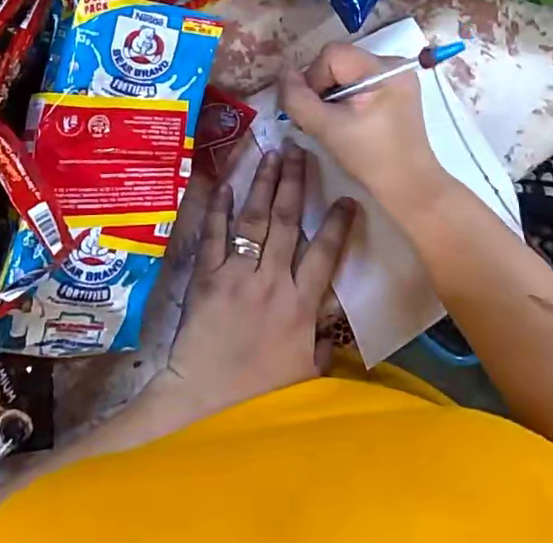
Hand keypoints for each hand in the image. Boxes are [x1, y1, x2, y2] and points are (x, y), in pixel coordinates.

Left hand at [147, 145, 355, 426]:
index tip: (348, 197)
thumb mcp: (305, 374)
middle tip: (300, 150)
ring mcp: (236, 274)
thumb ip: (321, 344)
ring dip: (263, 184)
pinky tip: (224, 184)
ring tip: (271, 154)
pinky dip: (218, 209)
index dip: (338, 223)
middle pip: (287, 221)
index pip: (325, 253)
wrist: (204, 401)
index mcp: (300, 305)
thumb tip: (332, 324)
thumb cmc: (259, 394)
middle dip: (294, 182)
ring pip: (253, 219)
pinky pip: (213, 235)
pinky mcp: (205, 276)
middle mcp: (271, 281)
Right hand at [278, 44, 449, 217]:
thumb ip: (298, 99)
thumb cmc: (370, 158)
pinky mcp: (395, 91)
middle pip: (339, 61)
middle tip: (319, 118)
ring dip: (331, 93)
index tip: (315, 111)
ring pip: (346, 71)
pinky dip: (345, 98)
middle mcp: (393, 65)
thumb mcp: (326, 128)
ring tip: (332, 121)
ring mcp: (396, 78)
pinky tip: (346, 120)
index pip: (332, 55)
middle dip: (322, 87)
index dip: (314, 79)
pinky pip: (358, 82)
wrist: (410, 187)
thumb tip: (284, 74)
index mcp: (383, 70)